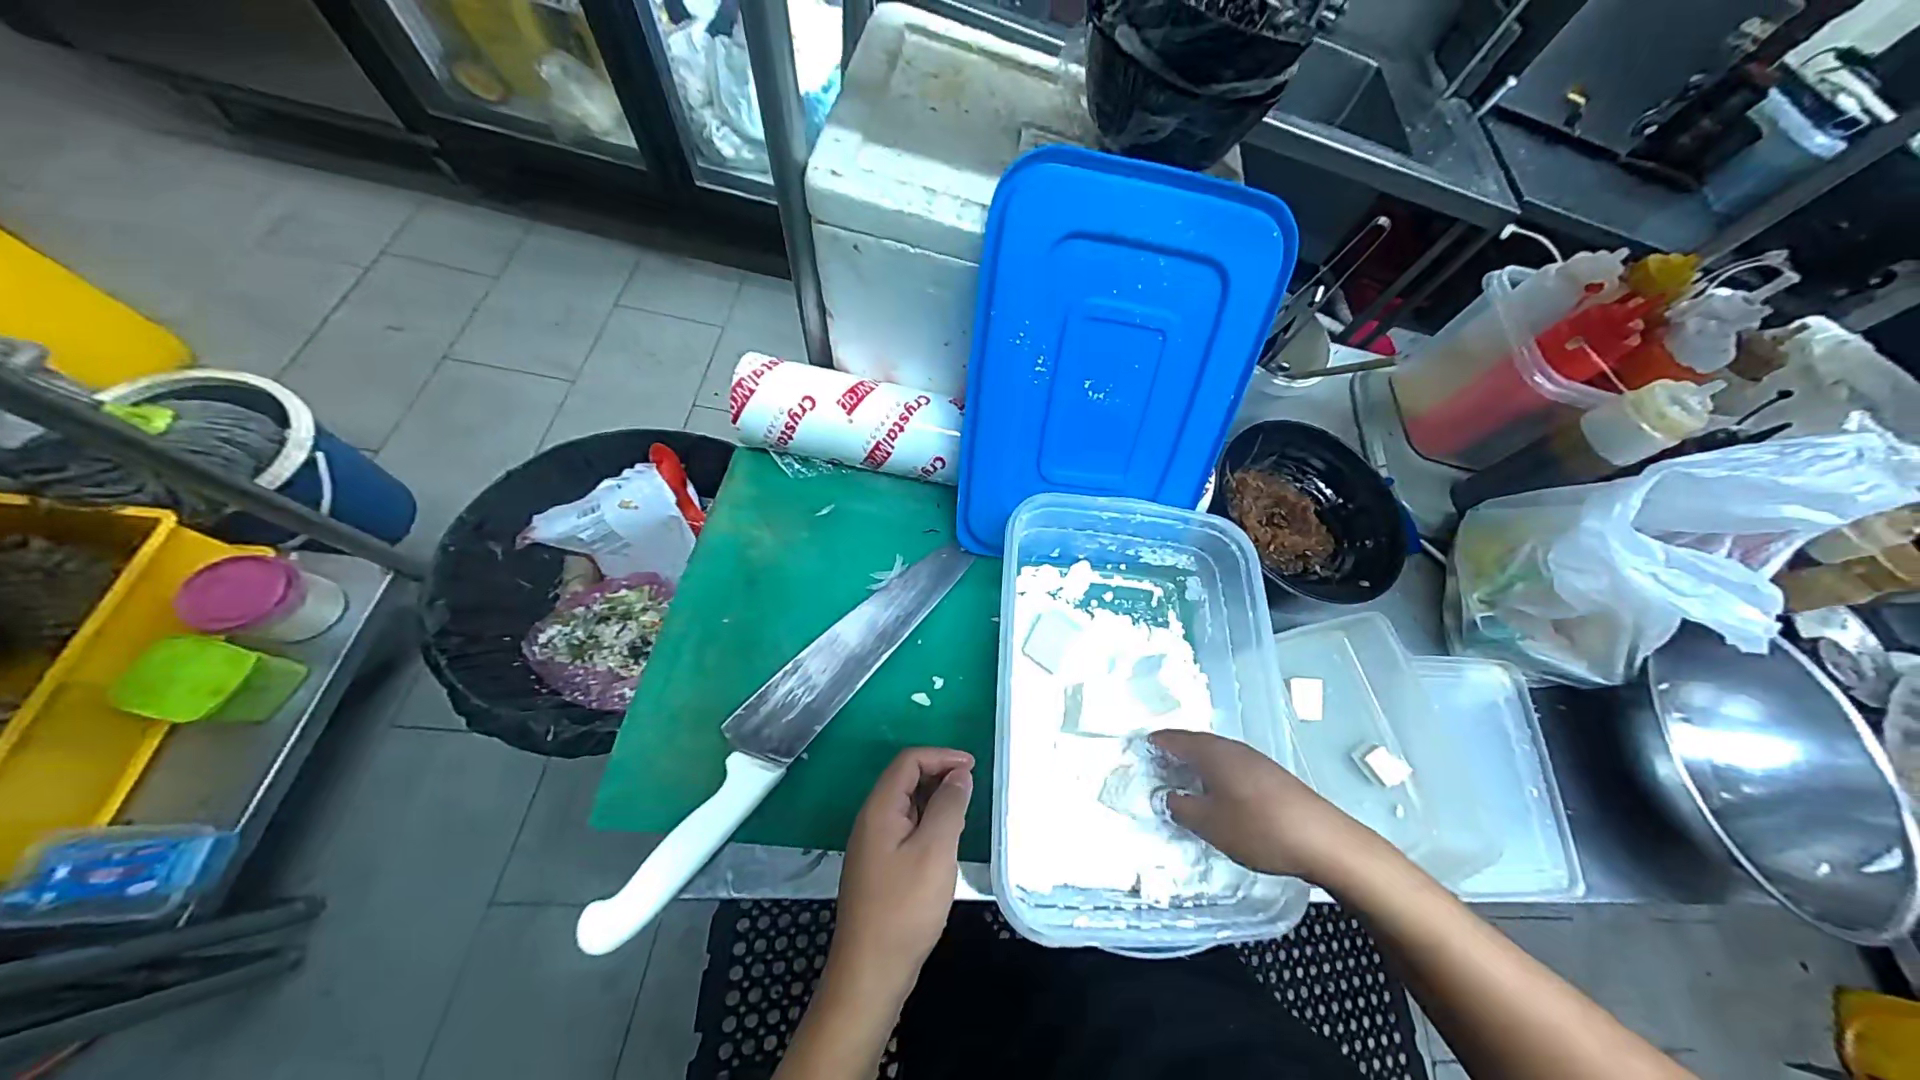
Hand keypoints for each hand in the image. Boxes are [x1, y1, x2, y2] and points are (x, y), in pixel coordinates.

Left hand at [831, 747, 973, 998]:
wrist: (871, 971)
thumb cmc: (905, 908)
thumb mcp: (935, 850)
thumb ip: (949, 806)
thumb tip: (959, 774)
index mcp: (879, 809)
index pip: (908, 761)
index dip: (942, 756)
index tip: (973, 767)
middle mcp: (871, 820)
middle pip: (904, 779)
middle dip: (939, 775)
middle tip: (972, 789)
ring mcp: (872, 845)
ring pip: (906, 805)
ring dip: (936, 800)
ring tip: (964, 813)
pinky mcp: (879, 866)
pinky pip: (905, 828)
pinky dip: (928, 822)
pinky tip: (946, 842)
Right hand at [1150, 729, 1389, 886]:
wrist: (1325, 842)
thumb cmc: (1258, 828)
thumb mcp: (1209, 823)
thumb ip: (1181, 807)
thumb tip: (1166, 795)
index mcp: (1213, 753)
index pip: (1174, 739)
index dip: (1155, 743)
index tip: (1138, 750)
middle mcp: (1232, 749)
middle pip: (1195, 743)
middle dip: (1174, 752)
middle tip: (1155, 767)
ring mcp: (1255, 761)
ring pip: (1215, 755)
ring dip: (1196, 764)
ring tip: (1182, 781)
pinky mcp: (1271, 777)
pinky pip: (1231, 766)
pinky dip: (1215, 773)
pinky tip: (1216, 793)